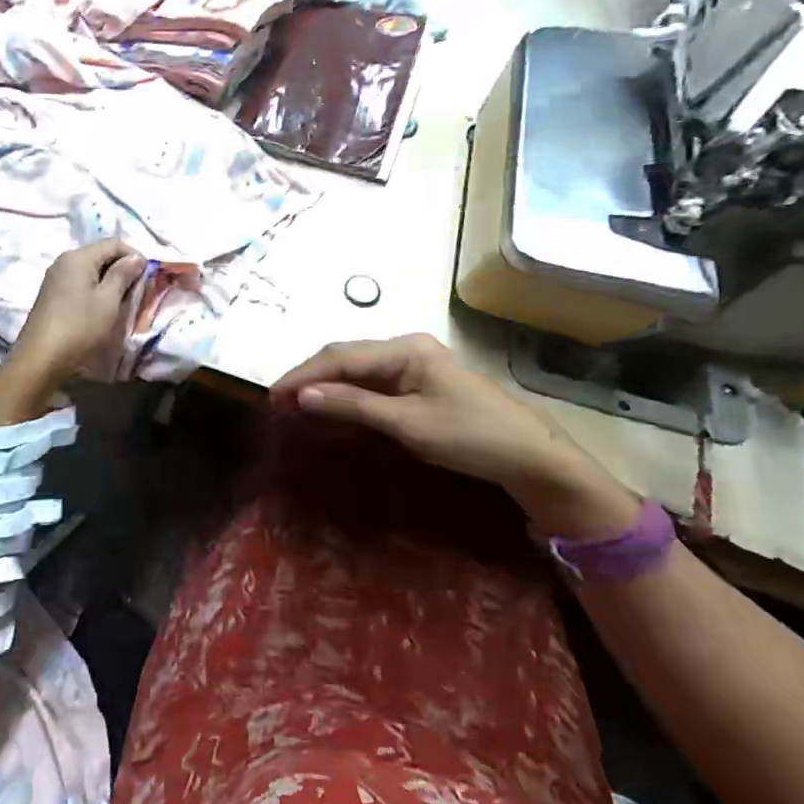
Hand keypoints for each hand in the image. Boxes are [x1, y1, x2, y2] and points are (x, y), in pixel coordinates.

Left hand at [0, 240, 146, 427]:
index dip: (133, 255)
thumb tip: (136, 257)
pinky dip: (94, 290)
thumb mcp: (108, 300)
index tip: (147, 276)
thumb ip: (123, 274)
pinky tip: (101, 308)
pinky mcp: (52, 295)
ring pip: (90, 270)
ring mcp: (55, 278)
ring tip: (121, 301)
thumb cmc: (80, 325)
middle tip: (136, 290)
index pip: (113, 243)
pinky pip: (79, 283)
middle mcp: (64, 261)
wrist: (42, 357)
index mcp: (78, 257)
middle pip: (100, 255)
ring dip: (108, 281)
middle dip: (121, 268)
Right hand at [270, 334, 637, 535]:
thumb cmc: (470, 436)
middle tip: (278, 402)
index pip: (340, 357)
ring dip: (326, 386)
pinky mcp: (419, 383)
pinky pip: (372, 384)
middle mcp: (405, 348)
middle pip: (345, 357)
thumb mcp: (407, 424)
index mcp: (404, 349)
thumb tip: (303, 396)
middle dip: (310, 378)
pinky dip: (347, 395)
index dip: (303, 376)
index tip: (272, 397)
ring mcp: (413, 364)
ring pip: (357, 370)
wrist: (530, 456)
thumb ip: (353, 406)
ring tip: (295, 404)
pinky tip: (331, 407)